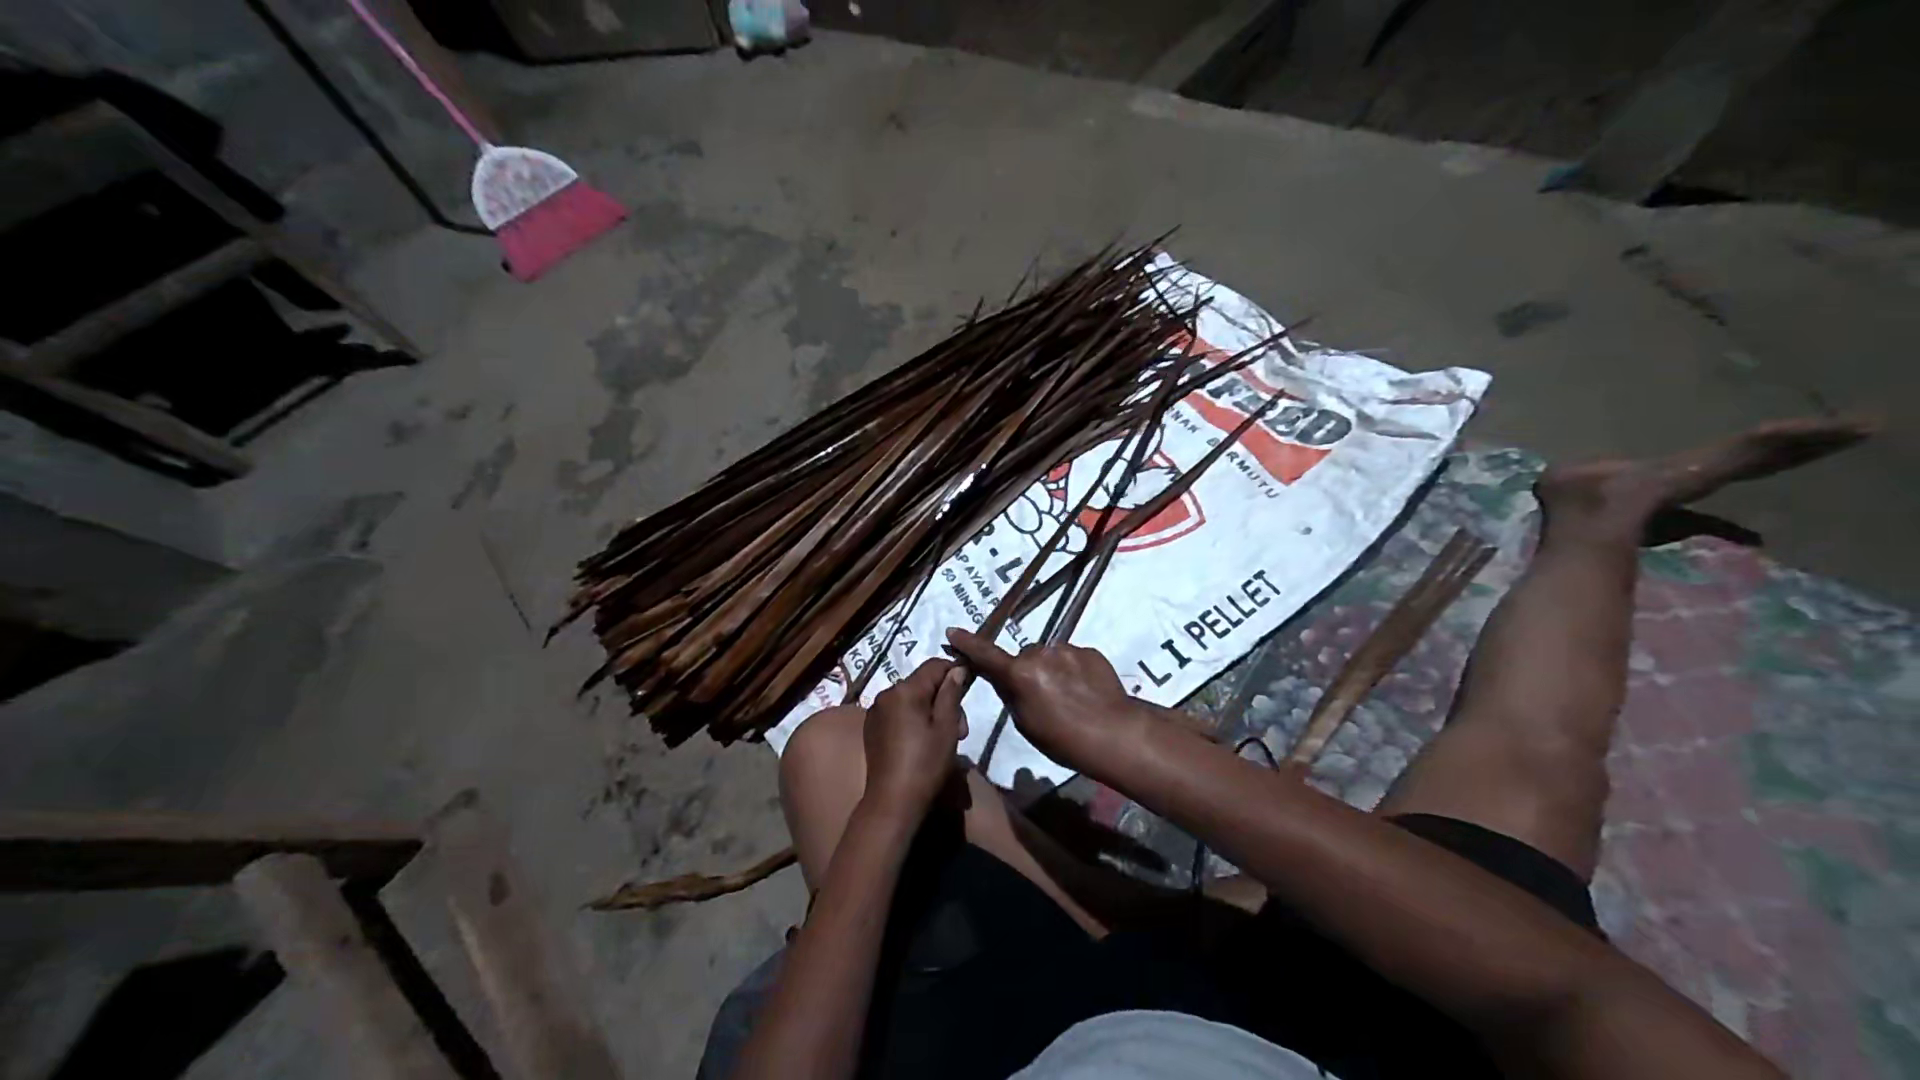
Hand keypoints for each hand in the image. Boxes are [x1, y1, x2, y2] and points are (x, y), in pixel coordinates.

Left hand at [862, 658, 967, 817]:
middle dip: (943, 698)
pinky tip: (922, 742)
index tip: (969, 688)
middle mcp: (886, 693)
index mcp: (905, 690)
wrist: (893, 802)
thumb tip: (957, 669)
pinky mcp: (872, 727)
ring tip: (943, 738)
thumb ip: (951, 693)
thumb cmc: (926, 764)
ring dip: (929, 710)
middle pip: (922, 683)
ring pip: (910, 698)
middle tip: (960, 729)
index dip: (954, 671)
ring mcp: (875, 711)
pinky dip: (913, 718)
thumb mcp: (946, 727)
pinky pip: (898, 711)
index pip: (934, 666)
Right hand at [944, 628, 1145, 771]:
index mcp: (1020, 674)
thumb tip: (1007, 680)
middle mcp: (1040, 654)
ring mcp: (1067, 650)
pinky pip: (1072, 658)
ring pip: (1050, 657)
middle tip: (1042, 699)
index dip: (968, 644)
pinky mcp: (1090, 651)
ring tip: (1071, 698)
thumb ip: (1011, 695)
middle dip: (1027, 671)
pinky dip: (1074, 671)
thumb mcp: (1025, 723)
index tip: (953, 631)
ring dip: (1053, 671)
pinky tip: (1086, 692)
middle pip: (1024, 657)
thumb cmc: (1063, 738)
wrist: (1114, 734)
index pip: (986, 655)